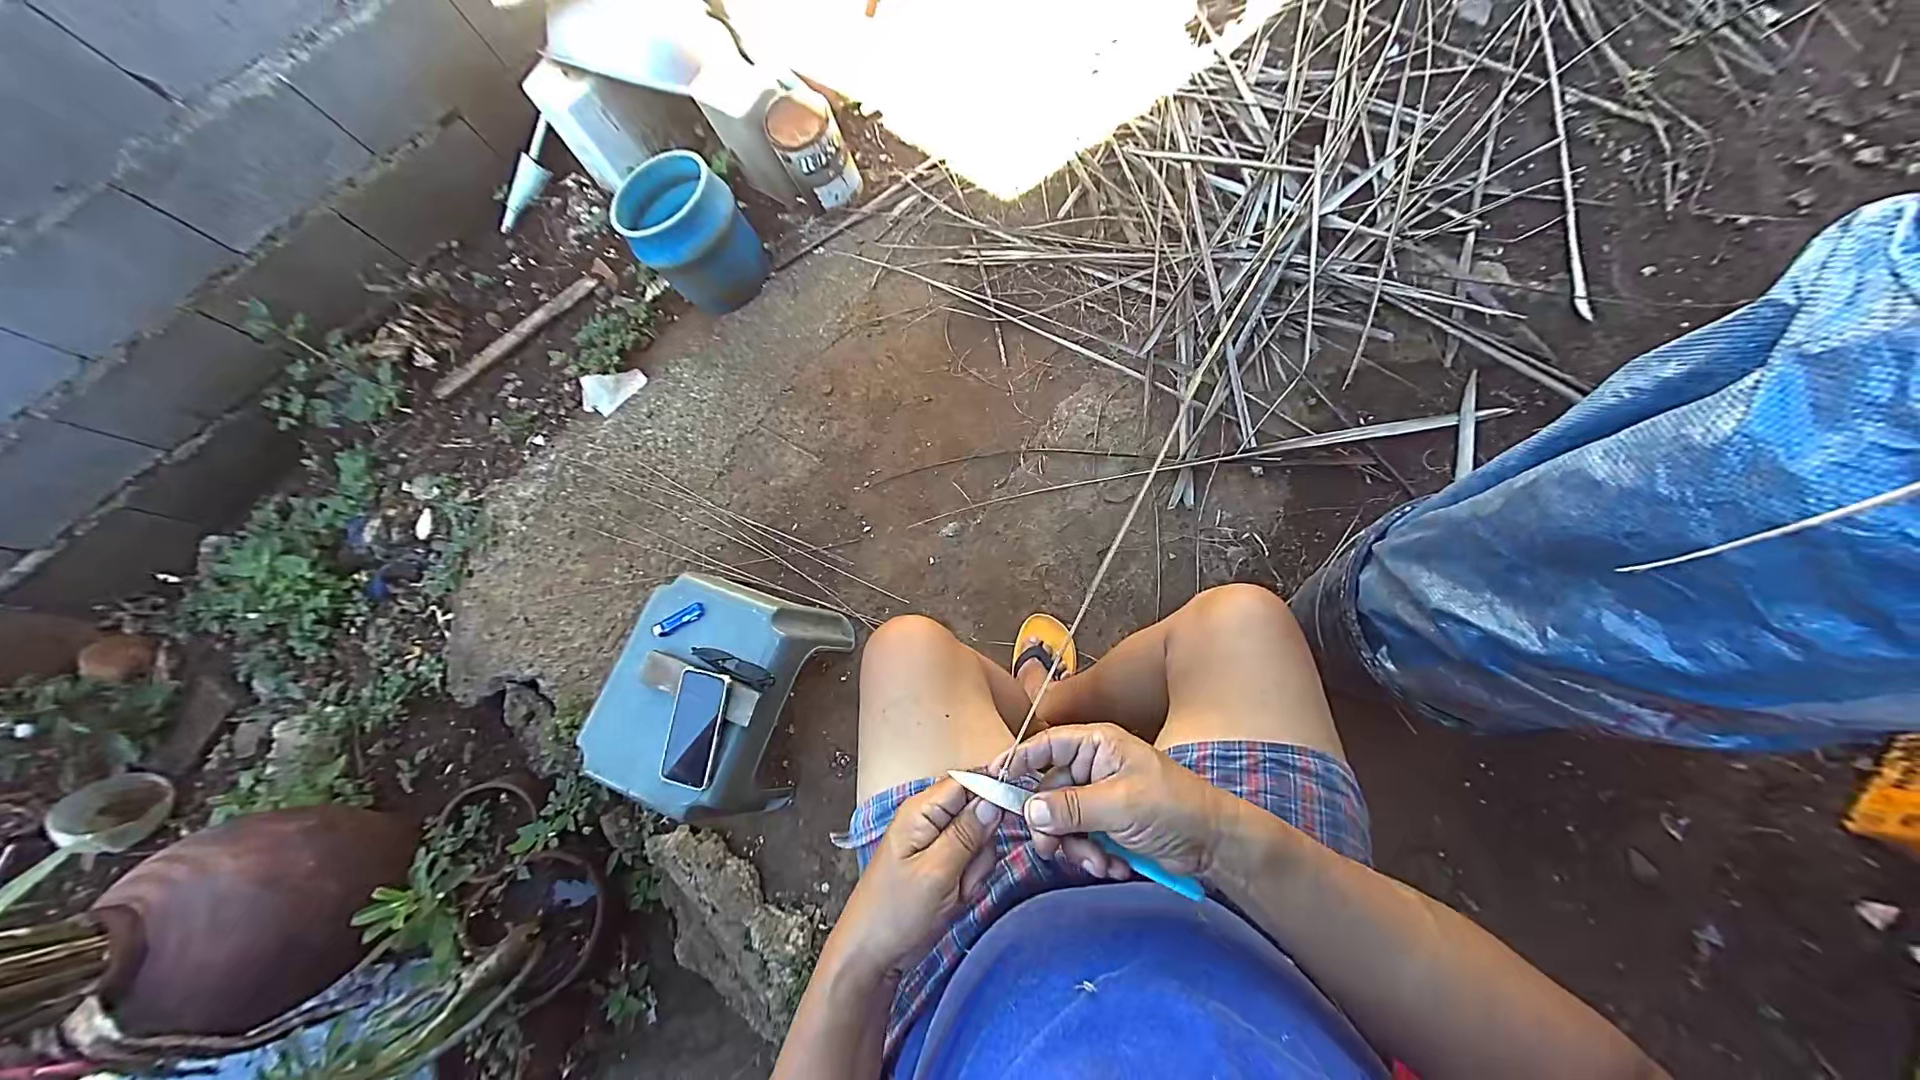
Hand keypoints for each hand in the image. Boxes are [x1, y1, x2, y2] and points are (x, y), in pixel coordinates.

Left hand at [833, 778, 1000, 978]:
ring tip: (953, 892)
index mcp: (921, 810)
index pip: (967, 781)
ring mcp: (937, 843)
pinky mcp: (943, 864)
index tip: (1011, 815)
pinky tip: (953, 899)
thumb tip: (993, 798)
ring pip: (980, 841)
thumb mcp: (936, 873)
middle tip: (964, 874)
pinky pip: (972, 863)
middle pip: (978, 813)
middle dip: (981, 846)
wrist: (871, 957)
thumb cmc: (894, 914)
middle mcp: (930, 819)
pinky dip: (970, 883)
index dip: (992, 792)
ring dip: (975, 870)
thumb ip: (966, 834)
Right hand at [994, 723, 1240, 880]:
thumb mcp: (1120, 804)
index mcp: (1097, 745)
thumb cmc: (1173, 808)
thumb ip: (1071, 806)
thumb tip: (1029, 810)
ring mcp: (1099, 797)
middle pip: (1048, 790)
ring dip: (1076, 847)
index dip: (1018, 759)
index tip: (993, 779)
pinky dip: (1091, 856)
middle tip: (1053, 849)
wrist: (1215, 845)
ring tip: (1101, 862)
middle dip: (1053, 825)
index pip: (1046, 744)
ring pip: (1061, 821)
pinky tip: (1114, 865)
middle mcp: (1093, 766)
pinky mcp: (1106, 825)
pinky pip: (1080, 839)